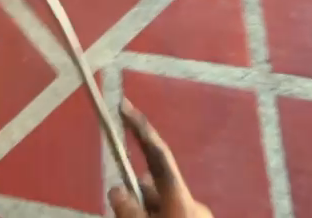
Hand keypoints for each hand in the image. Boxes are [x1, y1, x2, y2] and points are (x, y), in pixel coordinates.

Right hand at [108, 101, 212, 217]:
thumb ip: (128, 210)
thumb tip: (118, 189)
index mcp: (181, 200)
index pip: (157, 153)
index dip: (140, 127)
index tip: (122, 105)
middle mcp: (193, 206)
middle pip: (153, 188)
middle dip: (135, 198)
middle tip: (118, 215)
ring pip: (160, 209)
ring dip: (145, 214)